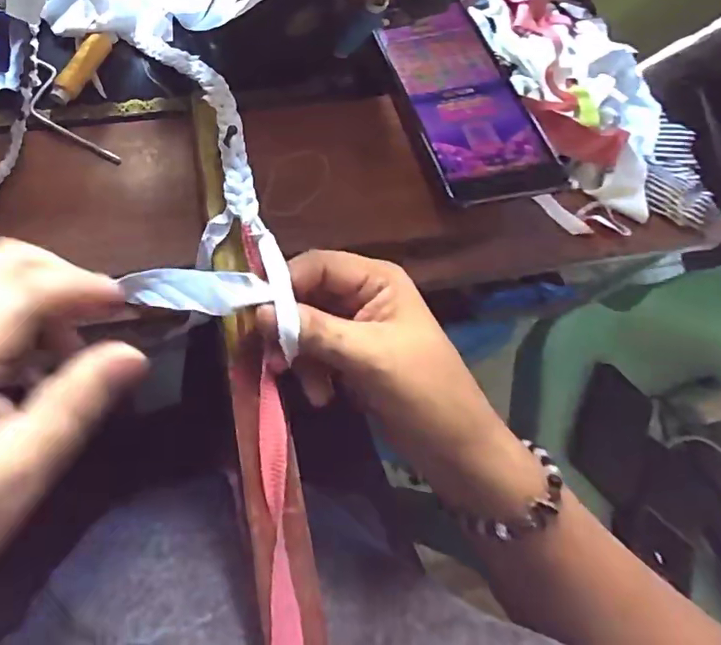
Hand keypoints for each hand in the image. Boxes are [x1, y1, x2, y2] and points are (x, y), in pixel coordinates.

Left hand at [0, 241, 149, 643]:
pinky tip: (36, 353)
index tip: (125, 302)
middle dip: (60, 276)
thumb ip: (80, 398)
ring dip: (40, 290)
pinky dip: (19, 306)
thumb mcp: (25, 466)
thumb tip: (133, 353)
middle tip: (97, 319)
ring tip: (69, 347)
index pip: (25, 290)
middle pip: (5, 260)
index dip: (79, 286)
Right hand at [256, 250, 540, 519]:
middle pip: (305, 294)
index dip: (284, 283)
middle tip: (274, 357)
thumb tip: (259, 312)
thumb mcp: (368, 358)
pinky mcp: (350, 354)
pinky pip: (313, 350)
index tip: (257, 313)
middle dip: (288, 326)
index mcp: (376, 279)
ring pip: (304, 324)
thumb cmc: (426, 395)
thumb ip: (314, 330)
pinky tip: (322, 396)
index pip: (316, 265)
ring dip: (298, 354)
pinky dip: (309, 370)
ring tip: (308, 388)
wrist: (462, 456)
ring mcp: (356, 325)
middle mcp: (363, 293)